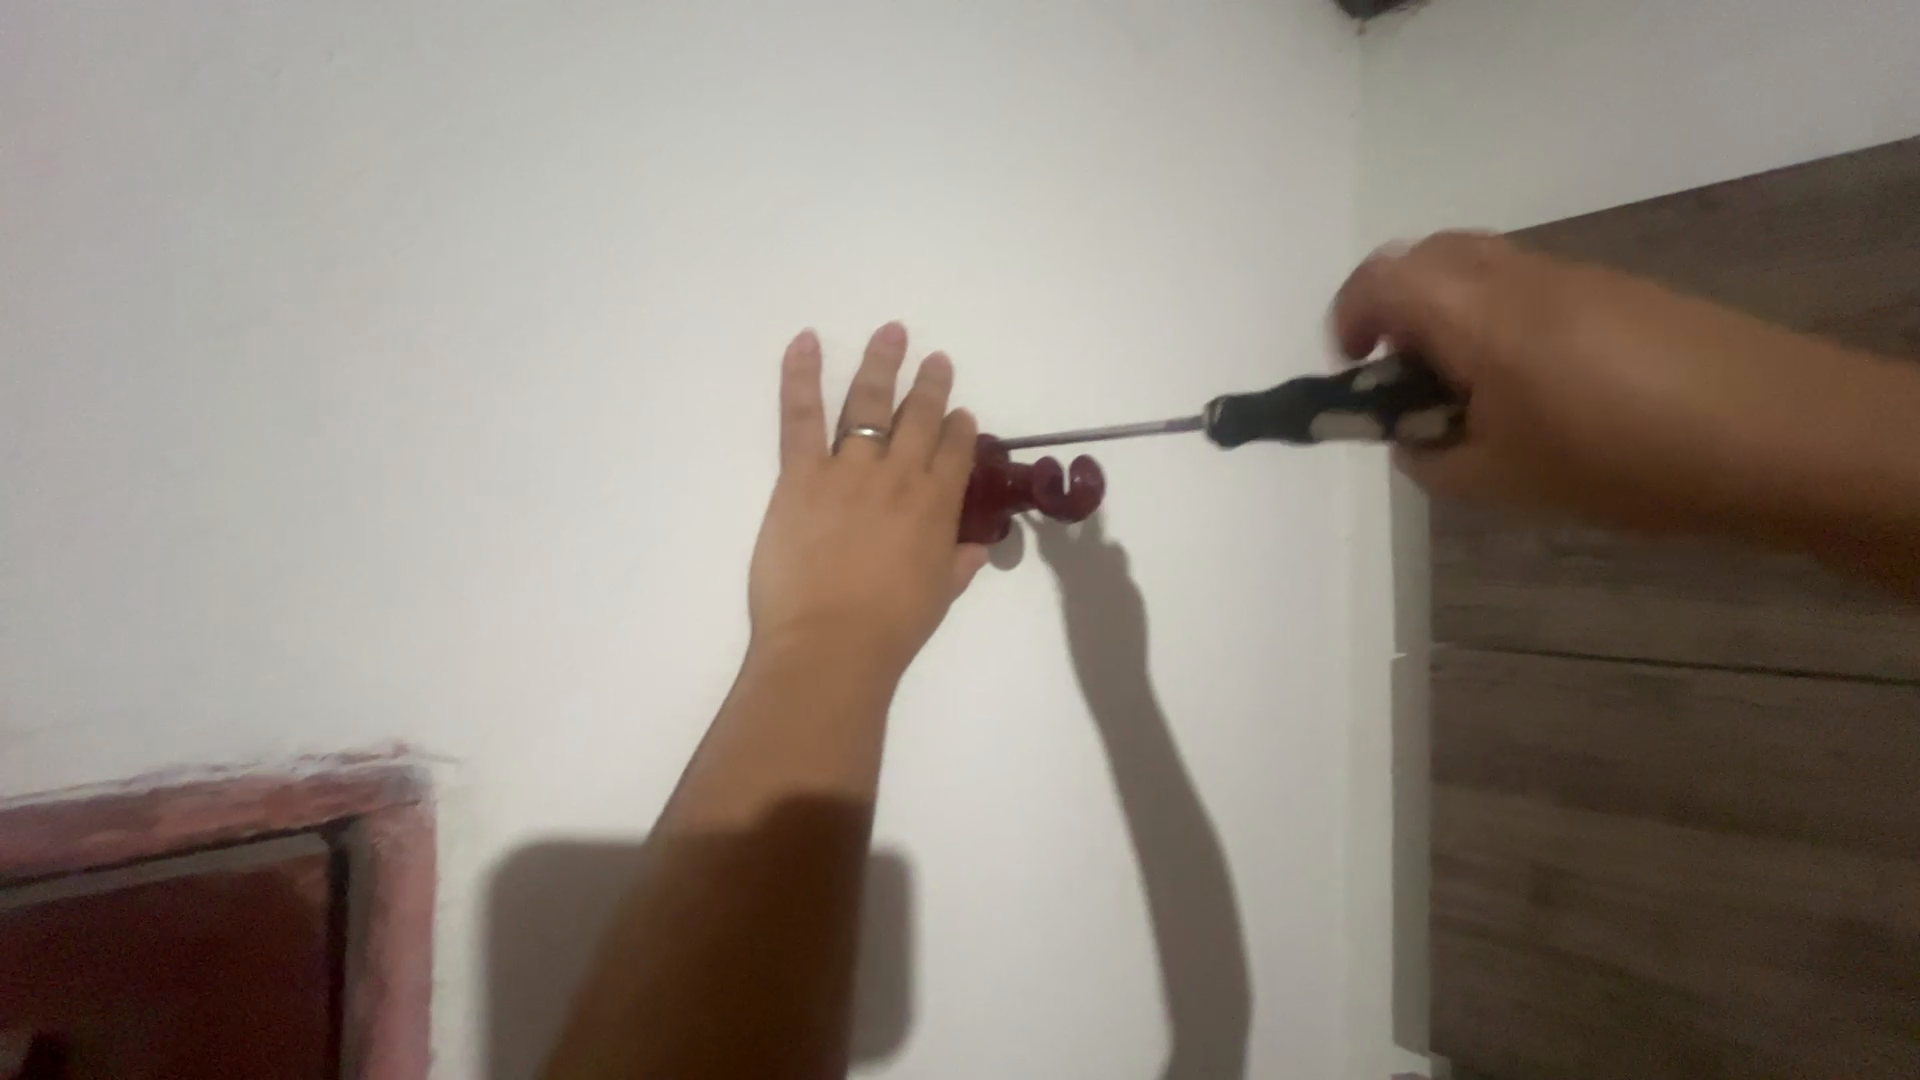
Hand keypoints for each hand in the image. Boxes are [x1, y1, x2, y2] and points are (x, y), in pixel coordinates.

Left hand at [747, 323, 988, 679]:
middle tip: (937, 360)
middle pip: (921, 417)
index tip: (963, 414)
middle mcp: (900, 476)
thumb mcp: (940, 596)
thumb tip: (978, 548)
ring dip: (884, 364)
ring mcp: (850, 469)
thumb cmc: (890, 629)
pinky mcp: (802, 475)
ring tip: (893, 332)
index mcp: (938, 506)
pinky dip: (802, 375)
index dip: (962, 428)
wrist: (831, 645)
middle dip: (932, 385)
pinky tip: (806, 340)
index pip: (956, 452)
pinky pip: (802, 415)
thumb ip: (960, 564)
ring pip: (870, 403)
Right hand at [1332, 231, 1913, 539]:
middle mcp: (1521, 279)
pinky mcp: (1618, 291)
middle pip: (1428, 254)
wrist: (1782, 437)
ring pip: (1478, 266)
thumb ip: (1426, 458)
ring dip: (1445, 312)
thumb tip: (1411, 438)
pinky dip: (1495, 318)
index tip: (1355, 367)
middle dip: (1392, 306)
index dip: (1348, 315)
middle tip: (1401, 370)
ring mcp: (1576, 278)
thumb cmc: (1616, 462)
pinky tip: (1527, 383)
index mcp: (1479, 319)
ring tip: (1464, 386)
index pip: (1384, 277)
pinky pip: (1527, 284)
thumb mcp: (1493, 482)